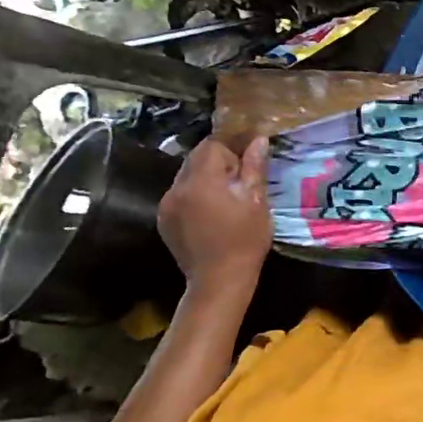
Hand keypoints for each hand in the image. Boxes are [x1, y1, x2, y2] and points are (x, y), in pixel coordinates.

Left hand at [156, 137, 271, 297]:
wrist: (219, 282)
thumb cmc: (245, 240)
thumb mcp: (256, 201)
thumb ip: (254, 167)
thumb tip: (258, 139)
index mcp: (201, 181)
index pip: (212, 145)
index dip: (231, 150)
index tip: (246, 167)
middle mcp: (177, 188)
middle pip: (196, 158)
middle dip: (217, 161)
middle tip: (238, 182)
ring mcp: (167, 205)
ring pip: (186, 175)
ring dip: (204, 177)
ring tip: (224, 198)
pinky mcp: (164, 220)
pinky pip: (179, 194)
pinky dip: (194, 194)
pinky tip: (209, 213)